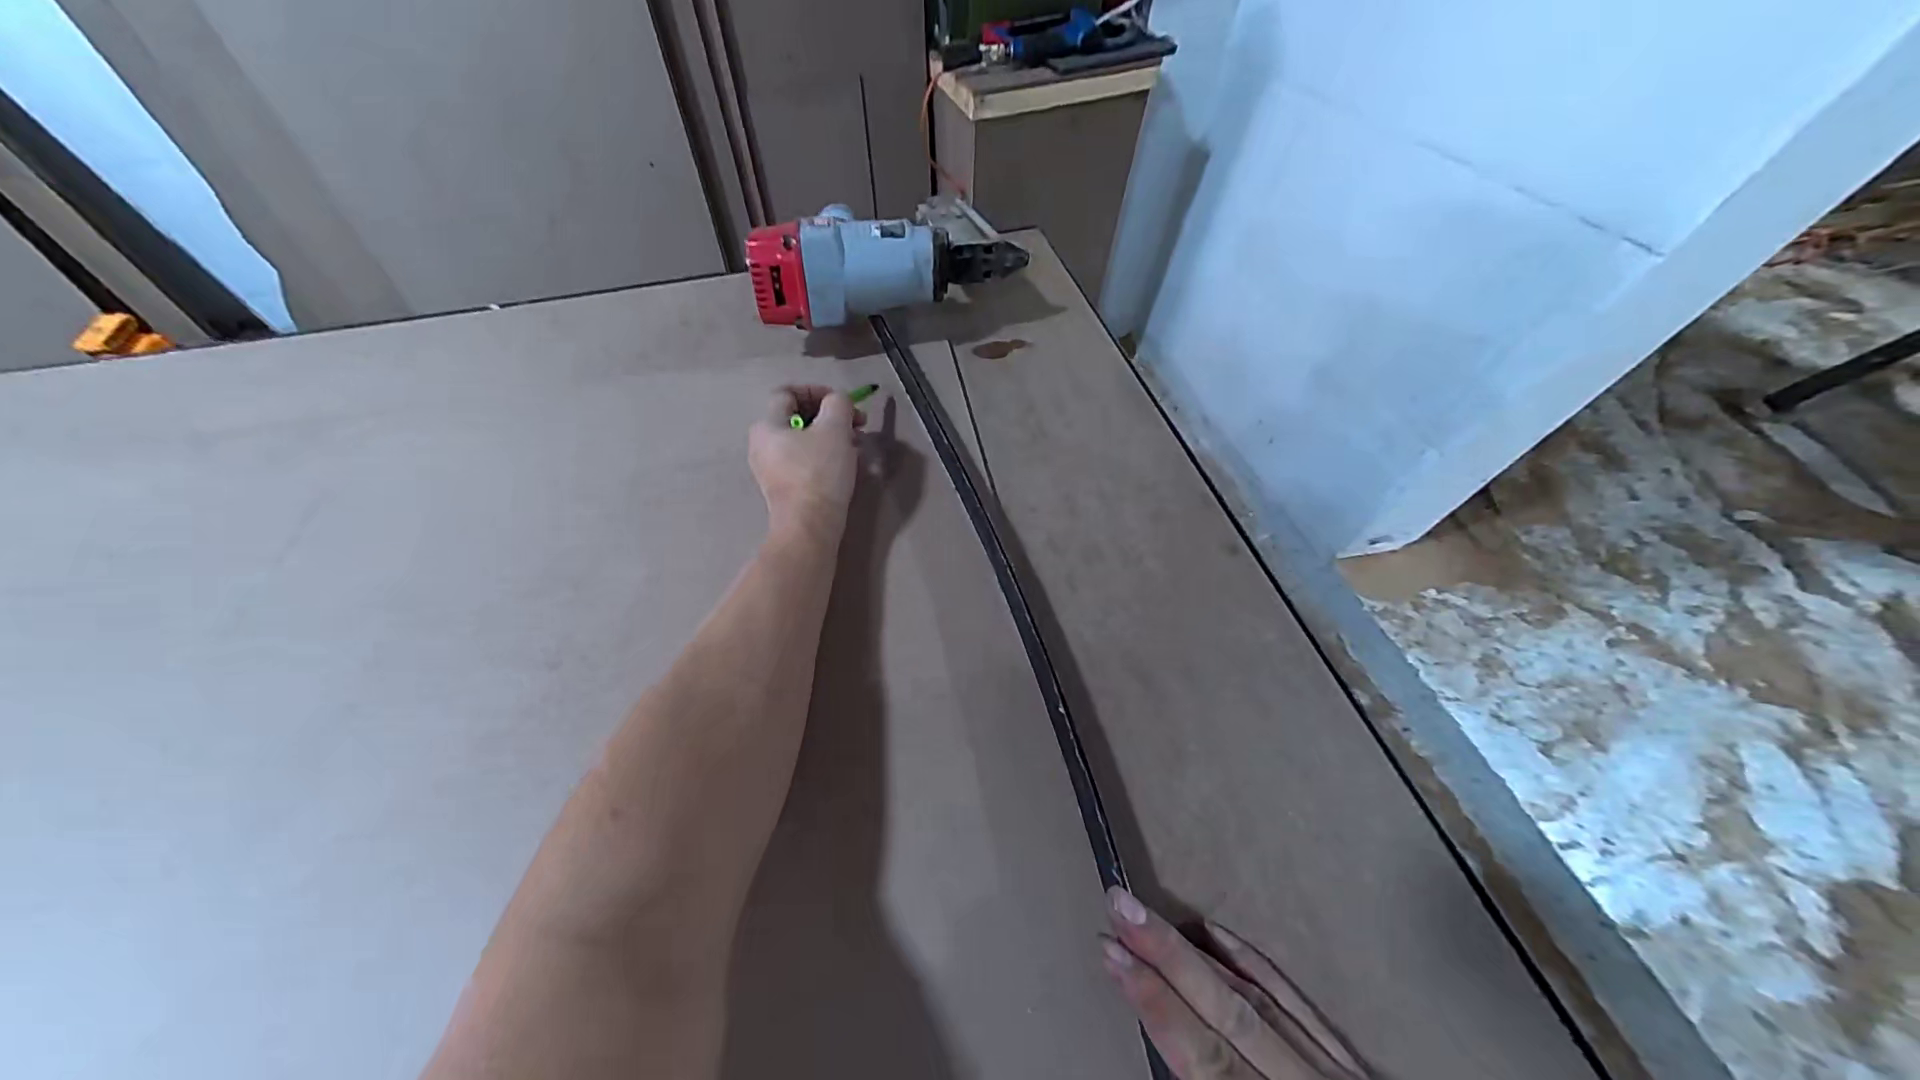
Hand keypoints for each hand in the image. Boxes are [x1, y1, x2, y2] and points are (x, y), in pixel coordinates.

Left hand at [749, 385, 866, 537]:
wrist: (810, 527)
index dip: (817, 391)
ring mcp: (770, 469)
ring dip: (831, 436)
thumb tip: (838, 402)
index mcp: (767, 425)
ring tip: (855, 445)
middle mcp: (762, 444)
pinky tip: (845, 464)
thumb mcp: (835, 429)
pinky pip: (804, 460)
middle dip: (829, 415)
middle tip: (856, 424)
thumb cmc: (819, 473)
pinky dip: (824, 455)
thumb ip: (838, 404)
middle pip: (796, 416)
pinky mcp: (783, 488)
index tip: (843, 403)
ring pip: (803, 439)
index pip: (788, 392)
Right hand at [1102, 887, 1368, 1078]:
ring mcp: (1335, 1076)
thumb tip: (1171, 1055)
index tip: (1111, 953)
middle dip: (1167, 958)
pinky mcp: (1352, 1067)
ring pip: (1257, 1002)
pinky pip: (1299, 1005)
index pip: (1206, 1059)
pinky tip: (1217, 933)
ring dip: (1196, 954)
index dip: (1155, 1003)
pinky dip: (1253, 965)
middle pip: (1229, 1014)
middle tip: (1120, 906)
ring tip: (1149, 916)